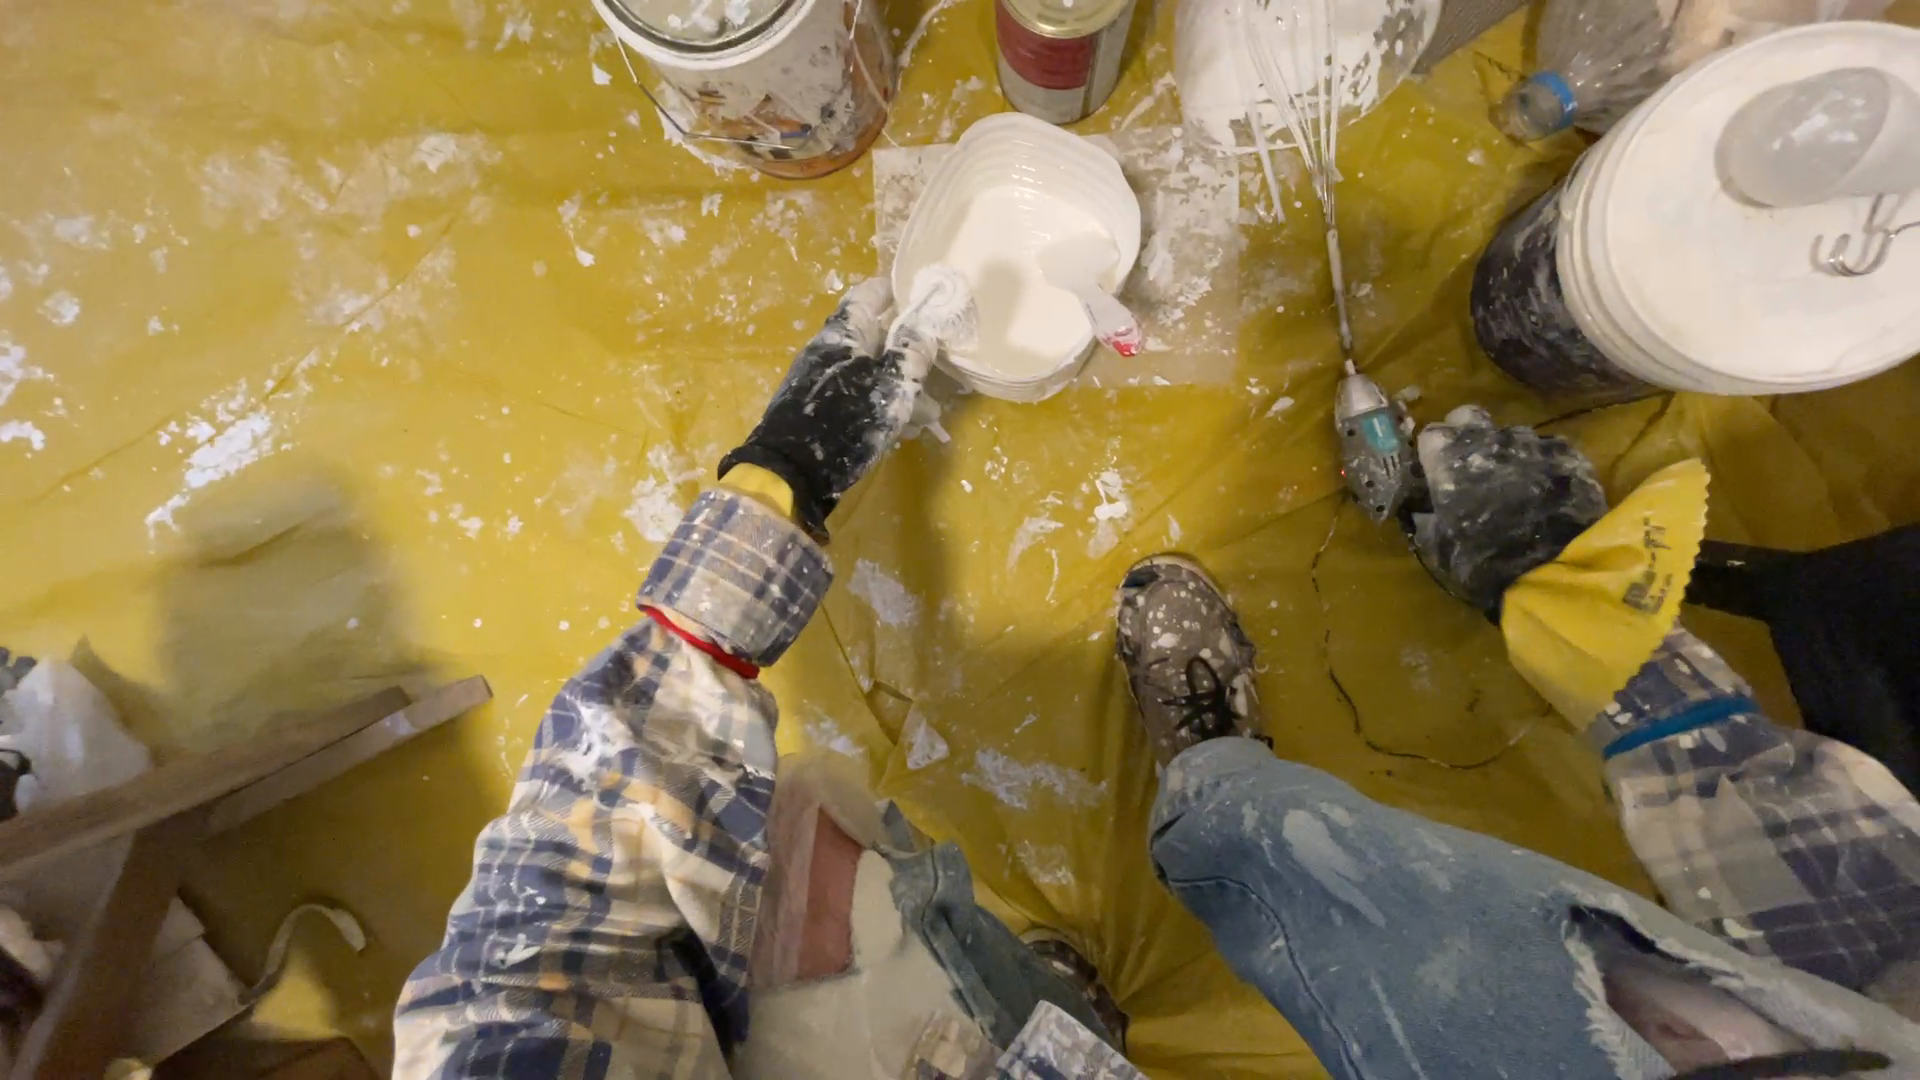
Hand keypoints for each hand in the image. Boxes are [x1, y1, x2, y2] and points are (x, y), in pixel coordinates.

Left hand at [720, 278, 928, 539]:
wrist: (793, 471)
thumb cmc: (844, 421)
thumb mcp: (889, 387)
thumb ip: (911, 355)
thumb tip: (926, 330)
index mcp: (844, 334)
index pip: (869, 294)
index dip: (896, 290)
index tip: (924, 294)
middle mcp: (833, 352)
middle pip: (877, 337)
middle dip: (910, 351)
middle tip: (940, 362)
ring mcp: (826, 382)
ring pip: (873, 374)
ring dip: (904, 388)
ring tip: (930, 413)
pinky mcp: (825, 411)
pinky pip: (862, 399)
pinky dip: (886, 408)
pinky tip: (907, 429)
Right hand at [1408, 406, 1607, 616]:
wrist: (1554, 569)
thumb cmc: (1480, 558)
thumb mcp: (1436, 543)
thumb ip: (1427, 515)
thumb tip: (1423, 508)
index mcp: (1445, 458)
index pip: (1429, 434)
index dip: (1430, 451)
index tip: (1432, 468)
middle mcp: (1486, 439)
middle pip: (1468, 416)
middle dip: (1463, 432)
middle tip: (1465, 460)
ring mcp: (1532, 443)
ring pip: (1510, 431)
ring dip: (1504, 448)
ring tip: (1509, 475)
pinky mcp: (1569, 455)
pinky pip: (1548, 447)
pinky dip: (1541, 460)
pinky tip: (1543, 483)